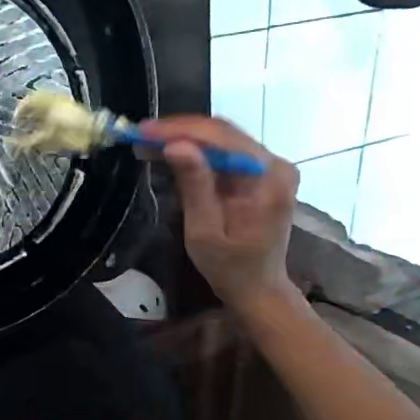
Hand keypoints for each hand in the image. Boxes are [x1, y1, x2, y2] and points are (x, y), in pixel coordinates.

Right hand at [143, 115, 299, 307]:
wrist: (259, 288)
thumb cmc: (231, 268)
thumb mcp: (205, 232)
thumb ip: (194, 186)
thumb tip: (175, 145)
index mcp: (270, 178)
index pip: (223, 138)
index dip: (181, 130)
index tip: (145, 131)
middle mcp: (277, 164)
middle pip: (224, 133)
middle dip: (181, 132)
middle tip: (142, 136)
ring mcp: (272, 167)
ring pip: (224, 139)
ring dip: (187, 139)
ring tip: (150, 143)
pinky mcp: (263, 172)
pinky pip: (228, 152)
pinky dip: (200, 152)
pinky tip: (172, 153)